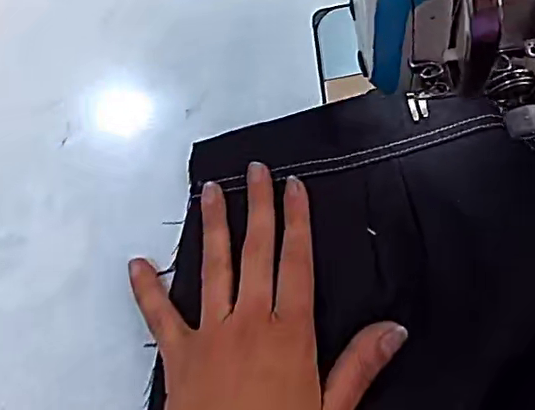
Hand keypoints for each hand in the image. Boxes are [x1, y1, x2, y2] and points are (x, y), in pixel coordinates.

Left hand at [130, 164, 407, 409]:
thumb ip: (360, 365)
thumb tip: (396, 328)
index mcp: (289, 332)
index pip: (296, 259)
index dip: (297, 218)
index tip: (294, 185)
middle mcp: (250, 323)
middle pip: (257, 251)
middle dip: (259, 206)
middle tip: (257, 170)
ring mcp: (211, 338)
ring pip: (215, 268)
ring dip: (213, 226)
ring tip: (211, 192)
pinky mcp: (178, 361)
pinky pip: (161, 318)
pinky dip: (147, 290)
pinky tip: (138, 264)